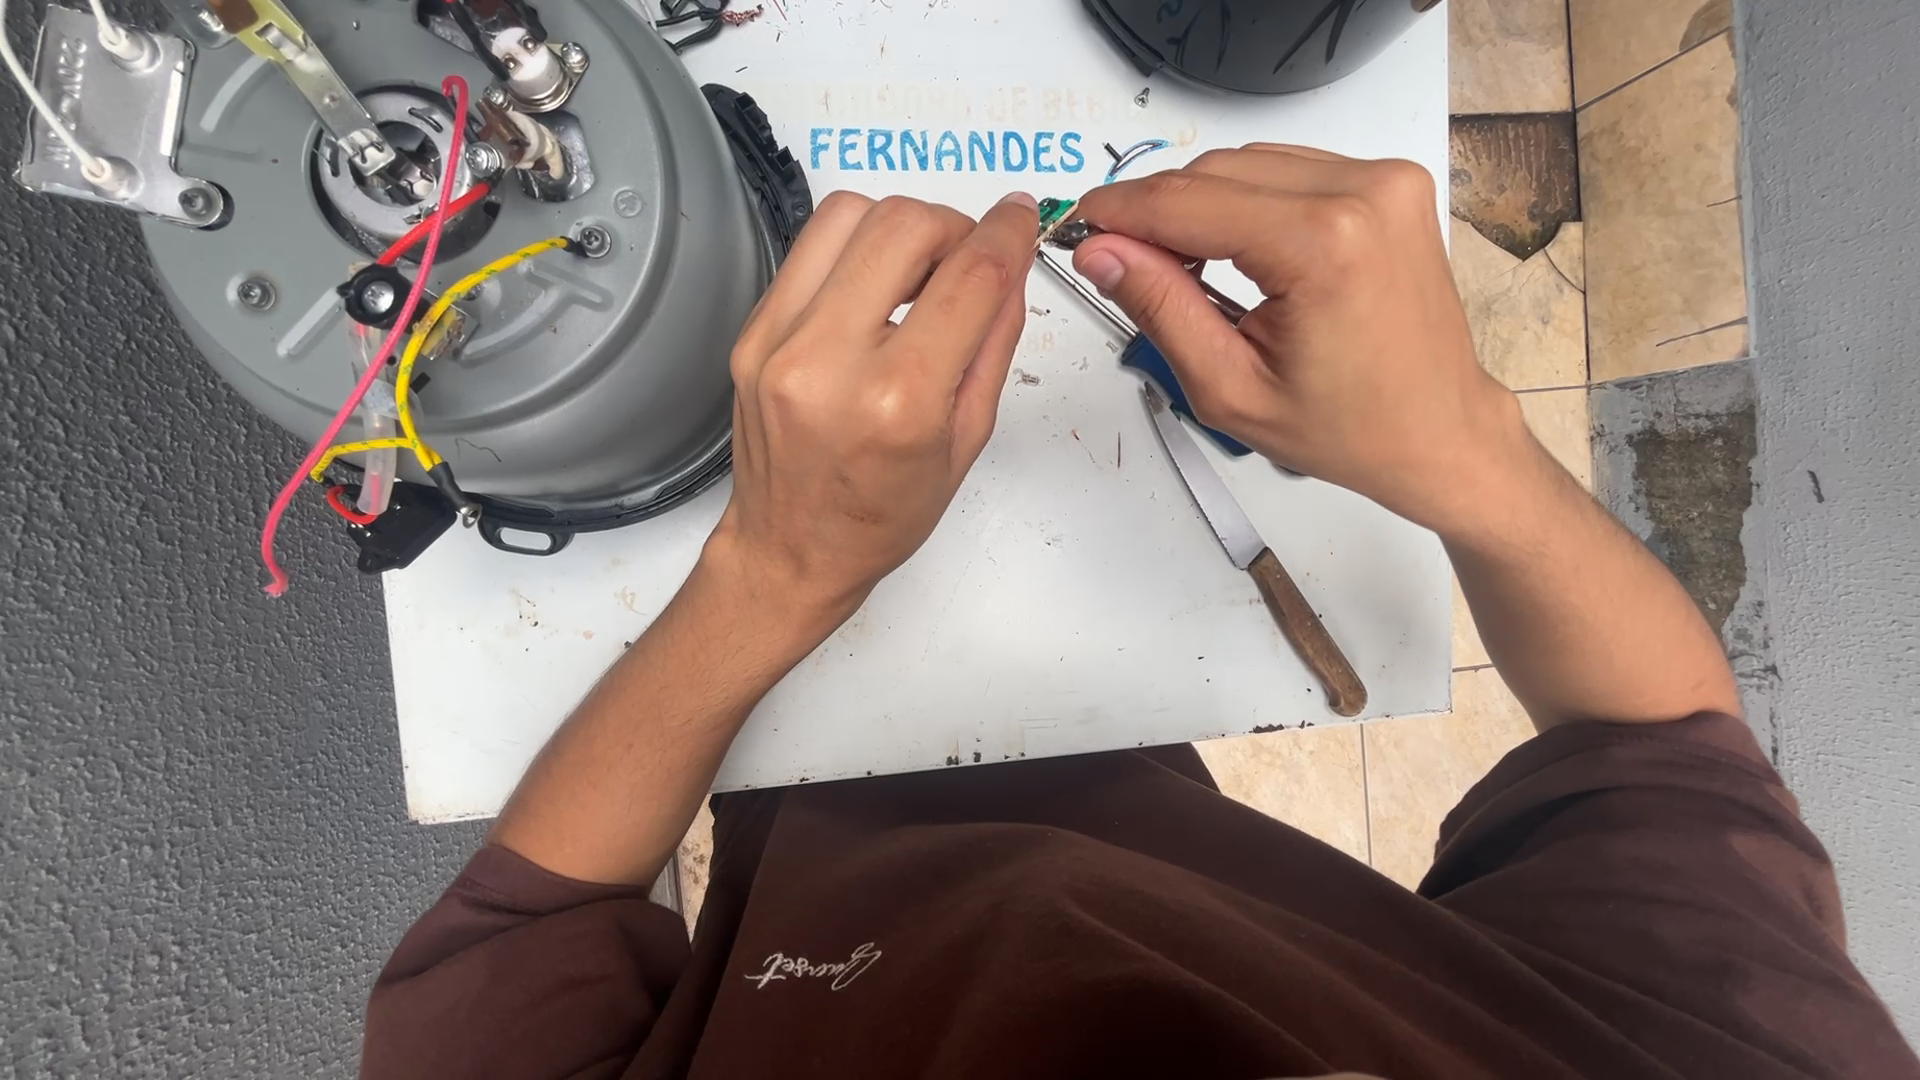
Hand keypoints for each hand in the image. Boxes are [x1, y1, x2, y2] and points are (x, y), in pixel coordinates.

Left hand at [706, 190, 1038, 629]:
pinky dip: (854, 251)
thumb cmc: (880, 518)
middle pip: (905, 224)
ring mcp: (778, 343)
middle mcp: (830, 362)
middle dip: (955, 227)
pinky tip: (871, 293)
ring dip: (900, 229)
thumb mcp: (966, 442)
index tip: (1020, 220)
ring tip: (917, 275)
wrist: (792, 550)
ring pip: (849, 214)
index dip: (1009, 234)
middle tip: (967, 261)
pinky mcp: (751, 334)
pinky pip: (809, 249)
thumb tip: (1010, 267)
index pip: (971, 277)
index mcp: (900, 402)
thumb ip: (994, 343)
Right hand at [1071, 145, 1525, 534]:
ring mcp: (1384, 181)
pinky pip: (1284, 173)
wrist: (1433, 431)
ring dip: (1192, 207)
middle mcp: (1364, 192)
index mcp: (1323, 246)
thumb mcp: (1226, 387)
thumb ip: (1159, 308)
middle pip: (1212, 174)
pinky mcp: (1386, 186)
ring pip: (1245, 166)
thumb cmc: (1344, 428)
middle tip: (1114, 259)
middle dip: (1151, 211)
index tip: (1077, 225)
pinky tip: (1221, 250)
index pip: (1186, 202)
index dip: (1118, 211)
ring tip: (1171, 268)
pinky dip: (1237, 202)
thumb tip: (1101, 253)